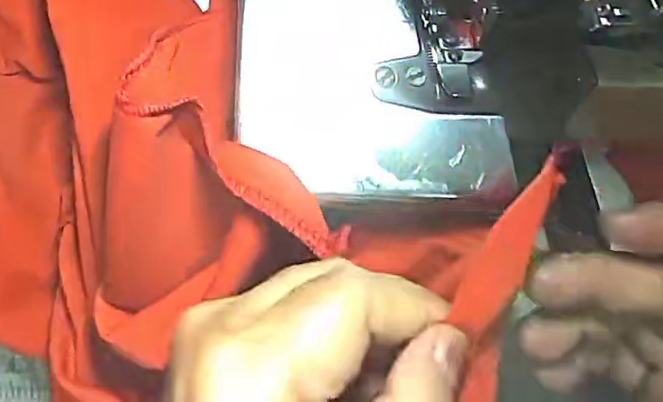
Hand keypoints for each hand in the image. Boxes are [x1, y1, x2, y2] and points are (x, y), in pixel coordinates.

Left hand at [170, 259, 468, 401]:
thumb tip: (447, 341)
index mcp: (251, 360)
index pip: (352, 292)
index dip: (416, 310)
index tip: (463, 338)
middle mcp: (219, 324)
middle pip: (327, 281)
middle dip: (387, 313)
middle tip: (436, 356)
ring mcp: (203, 328)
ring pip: (303, 287)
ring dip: (355, 323)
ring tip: (393, 376)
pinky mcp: (200, 340)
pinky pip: (275, 310)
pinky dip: (318, 335)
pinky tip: (346, 382)